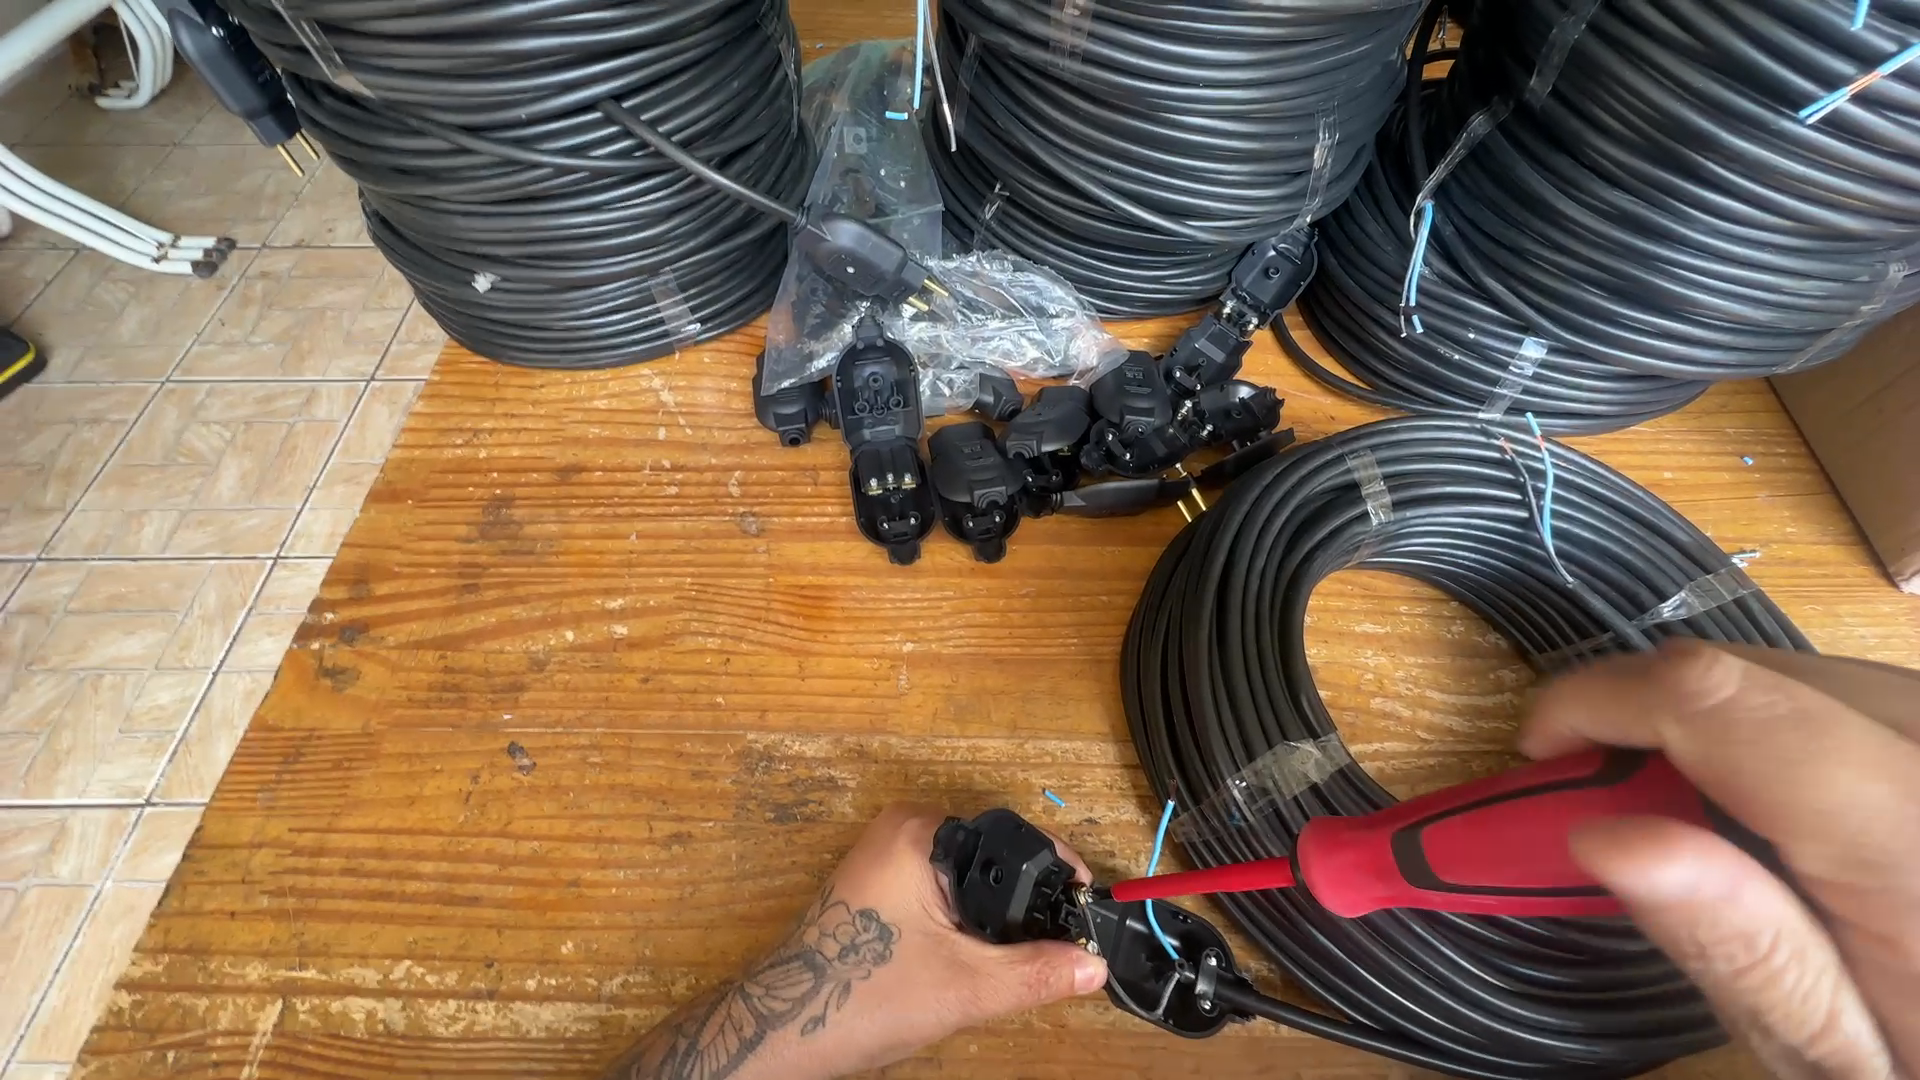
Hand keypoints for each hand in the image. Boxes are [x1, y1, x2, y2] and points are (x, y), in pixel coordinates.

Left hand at [610, 804, 1107, 1079]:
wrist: (785, 1029)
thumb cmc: (870, 995)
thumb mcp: (965, 988)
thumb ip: (1035, 972)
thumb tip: (1095, 965)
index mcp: (922, 831)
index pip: (1009, 839)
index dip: (1053, 874)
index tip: (1083, 910)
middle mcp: (903, 826)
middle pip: (989, 855)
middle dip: (1023, 899)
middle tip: (1055, 941)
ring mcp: (886, 851)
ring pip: (965, 873)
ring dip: (993, 910)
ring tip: (1020, 952)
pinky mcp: (878, 877)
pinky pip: (940, 883)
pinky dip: (964, 913)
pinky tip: (976, 949)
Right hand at [1522, 641, 1919, 1079]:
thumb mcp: (1837, 1055)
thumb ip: (1741, 949)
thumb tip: (1599, 838)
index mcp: (1909, 839)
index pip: (1708, 697)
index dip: (1592, 699)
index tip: (1544, 757)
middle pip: (1723, 675)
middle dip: (1638, 725)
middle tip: (1627, 811)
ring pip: (1764, 669)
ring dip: (1700, 726)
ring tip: (1716, 817)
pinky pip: (1820, 685)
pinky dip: (1764, 728)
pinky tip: (1787, 804)